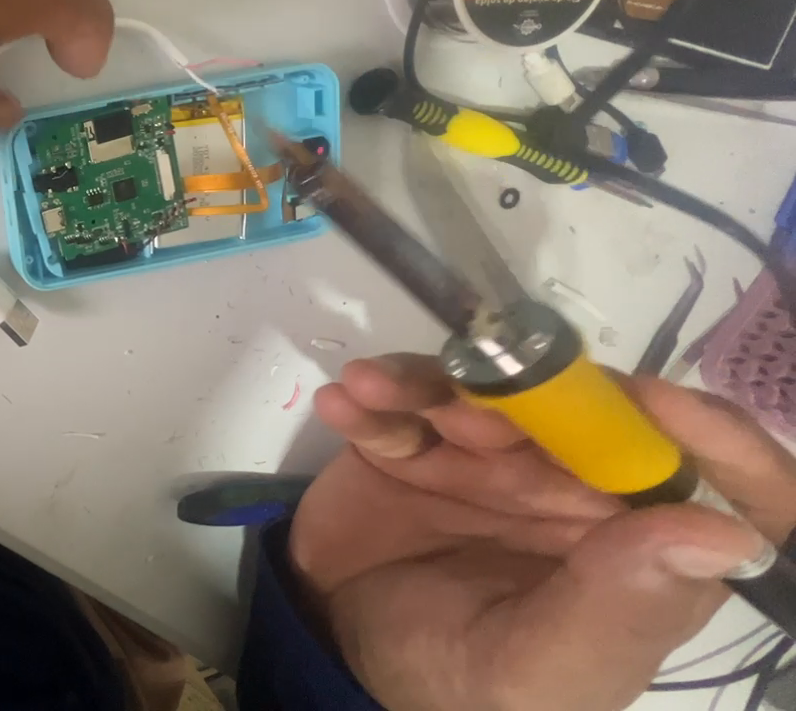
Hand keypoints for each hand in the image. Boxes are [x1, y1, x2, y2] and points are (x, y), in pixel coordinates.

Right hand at [291, 354, 795, 710]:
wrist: (341, 649)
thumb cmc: (459, 678)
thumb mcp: (544, 664)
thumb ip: (618, 604)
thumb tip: (720, 532)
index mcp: (631, 547)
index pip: (714, 487)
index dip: (711, 438)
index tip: (659, 402)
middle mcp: (563, 490)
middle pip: (569, 415)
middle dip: (523, 393)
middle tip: (457, 410)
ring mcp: (475, 461)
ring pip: (469, 393)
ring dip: (422, 381)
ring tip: (370, 387)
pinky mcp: (403, 446)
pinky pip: (390, 408)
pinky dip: (365, 397)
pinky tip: (340, 403)